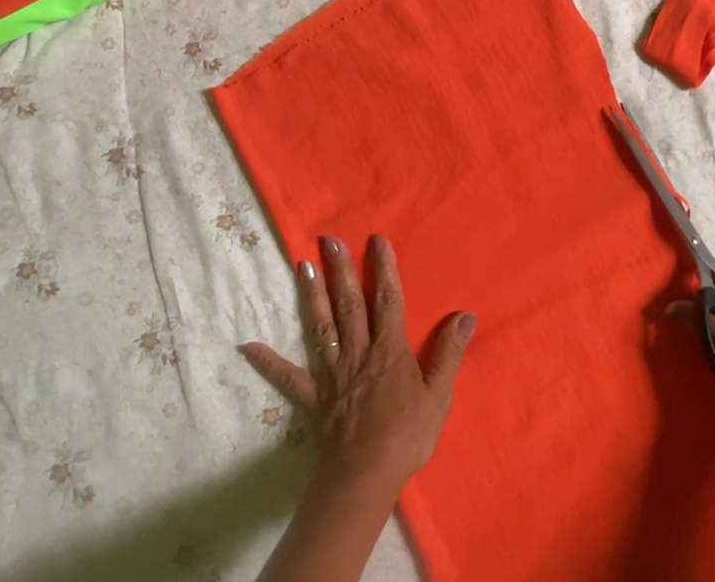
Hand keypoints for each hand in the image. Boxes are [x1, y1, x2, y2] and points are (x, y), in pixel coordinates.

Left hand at [240, 235, 475, 490]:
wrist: (366, 474)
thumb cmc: (408, 435)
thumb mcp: (439, 394)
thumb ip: (449, 353)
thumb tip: (466, 316)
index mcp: (390, 349)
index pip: (388, 300)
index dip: (384, 268)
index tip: (376, 240)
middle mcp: (359, 351)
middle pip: (350, 303)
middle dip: (341, 269)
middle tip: (329, 239)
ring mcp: (332, 373)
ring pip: (321, 326)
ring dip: (312, 295)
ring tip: (302, 265)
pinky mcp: (312, 397)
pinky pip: (288, 377)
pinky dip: (268, 361)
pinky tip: (249, 346)